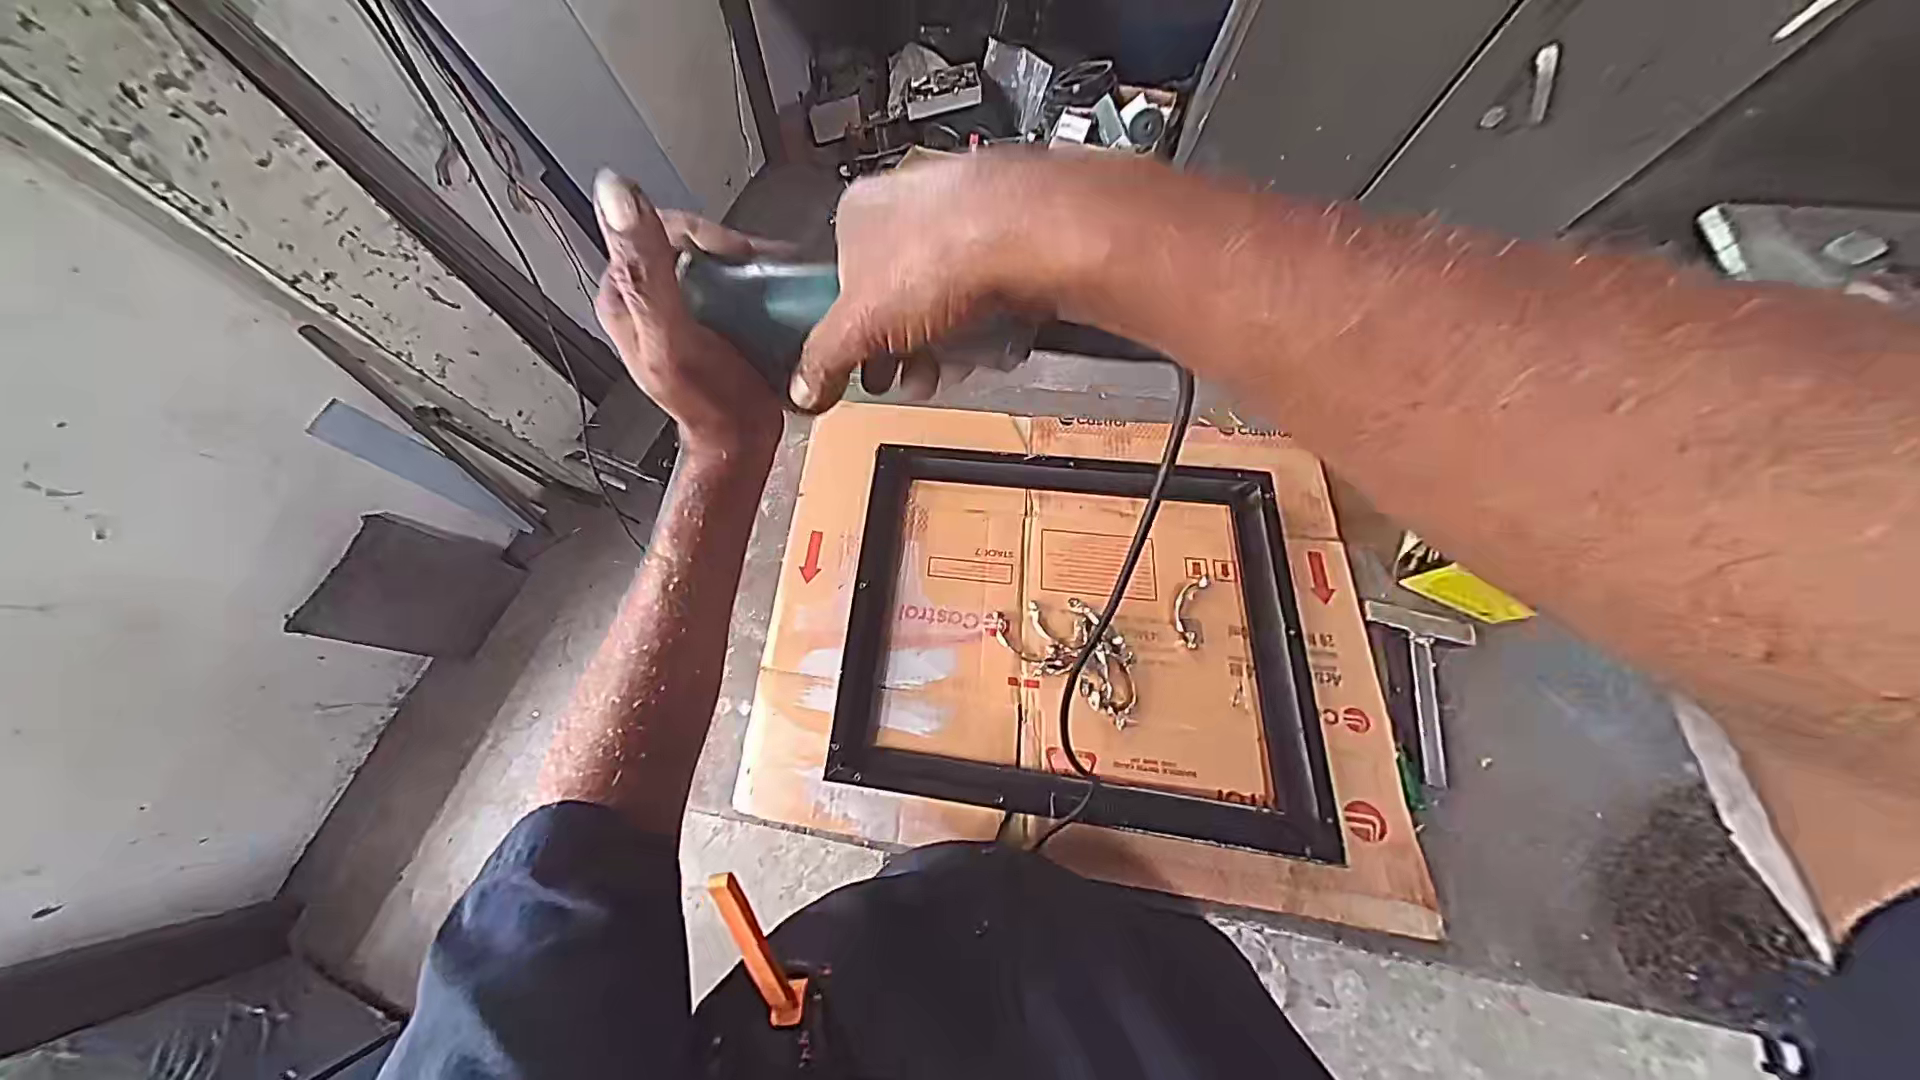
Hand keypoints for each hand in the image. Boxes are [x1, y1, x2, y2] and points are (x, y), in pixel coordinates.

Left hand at [592, 170, 783, 458]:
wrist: (740, 442)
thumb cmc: (706, 402)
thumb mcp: (670, 337)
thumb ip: (645, 273)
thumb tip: (615, 190)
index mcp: (624, 293)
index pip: (655, 228)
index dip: (701, 232)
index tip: (741, 255)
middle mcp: (650, 295)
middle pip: (689, 244)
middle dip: (732, 249)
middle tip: (767, 269)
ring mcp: (685, 309)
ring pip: (714, 262)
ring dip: (751, 265)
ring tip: (780, 278)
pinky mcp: (714, 322)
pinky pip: (733, 286)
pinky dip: (758, 284)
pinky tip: (778, 293)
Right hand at [790, 151, 1103, 411]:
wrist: (1031, 234)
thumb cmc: (946, 251)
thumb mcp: (861, 324)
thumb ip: (825, 357)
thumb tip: (804, 386)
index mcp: (857, 214)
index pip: (834, 285)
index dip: (844, 334)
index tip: (852, 365)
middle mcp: (908, 209)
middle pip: (892, 297)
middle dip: (897, 348)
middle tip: (902, 375)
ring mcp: (959, 222)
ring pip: (938, 299)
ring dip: (939, 343)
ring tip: (945, 367)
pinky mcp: (1003, 243)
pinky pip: (980, 296)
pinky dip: (978, 326)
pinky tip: (981, 345)